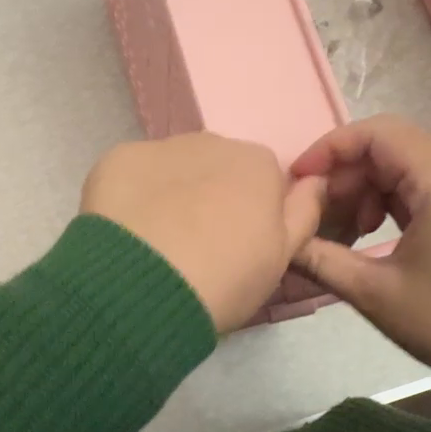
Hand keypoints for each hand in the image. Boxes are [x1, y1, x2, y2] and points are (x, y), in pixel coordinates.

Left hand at [83, 134, 324, 333]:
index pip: (261, 182)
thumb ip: (303, 214)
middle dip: (206, 197)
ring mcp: (160, 147)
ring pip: (171, 169)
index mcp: (259, 165)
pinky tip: (125, 231)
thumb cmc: (224, 280)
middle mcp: (213, 142)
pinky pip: (130, 175)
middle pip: (215, 168)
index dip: (246, 216)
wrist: (145, 288)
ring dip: (167, 194)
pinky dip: (129, 197)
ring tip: (154, 243)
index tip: (231, 249)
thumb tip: (313, 181)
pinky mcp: (116, 159)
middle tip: (191, 248)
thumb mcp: (280, 259)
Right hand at [289, 117, 430, 431]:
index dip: (329, 149)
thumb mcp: (374, 293)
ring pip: (409, 165)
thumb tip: (281, 240)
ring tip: (343, 234)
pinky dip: (395, 201)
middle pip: (392, 147)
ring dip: (368, 191)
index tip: (298, 182)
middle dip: (346, 177)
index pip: (377, 133)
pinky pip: (430, 184)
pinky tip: (374, 236)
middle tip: (315, 218)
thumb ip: (319, 259)